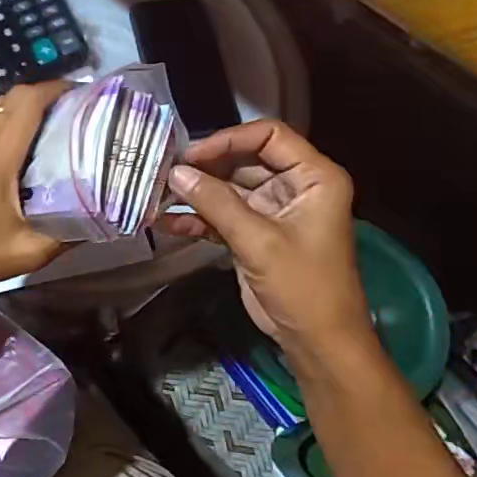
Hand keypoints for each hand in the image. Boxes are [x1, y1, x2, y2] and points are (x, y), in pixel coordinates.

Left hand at [0, 82, 70, 308]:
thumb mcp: (31, 252)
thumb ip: (70, 233)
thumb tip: (102, 215)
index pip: (26, 103)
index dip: (56, 89)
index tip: (85, 96)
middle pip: (13, 97)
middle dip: (48, 93)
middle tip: (78, 109)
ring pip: (0, 107)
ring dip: (30, 104)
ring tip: (60, 120)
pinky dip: (15, 119)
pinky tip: (34, 142)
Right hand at [157, 120, 373, 358]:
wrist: (317, 341)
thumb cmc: (303, 286)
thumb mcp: (259, 240)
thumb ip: (216, 203)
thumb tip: (176, 173)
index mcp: (313, 178)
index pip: (270, 136)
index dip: (229, 140)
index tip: (192, 155)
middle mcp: (295, 187)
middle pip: (245, 160)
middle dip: (206, 168)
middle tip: (166, 174)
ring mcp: (273, 212)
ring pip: (229, 189)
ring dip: (196, 194)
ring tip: (158, 196)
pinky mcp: (255, 235)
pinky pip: (223, 216)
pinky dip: (198, 219)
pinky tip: (166, 222)